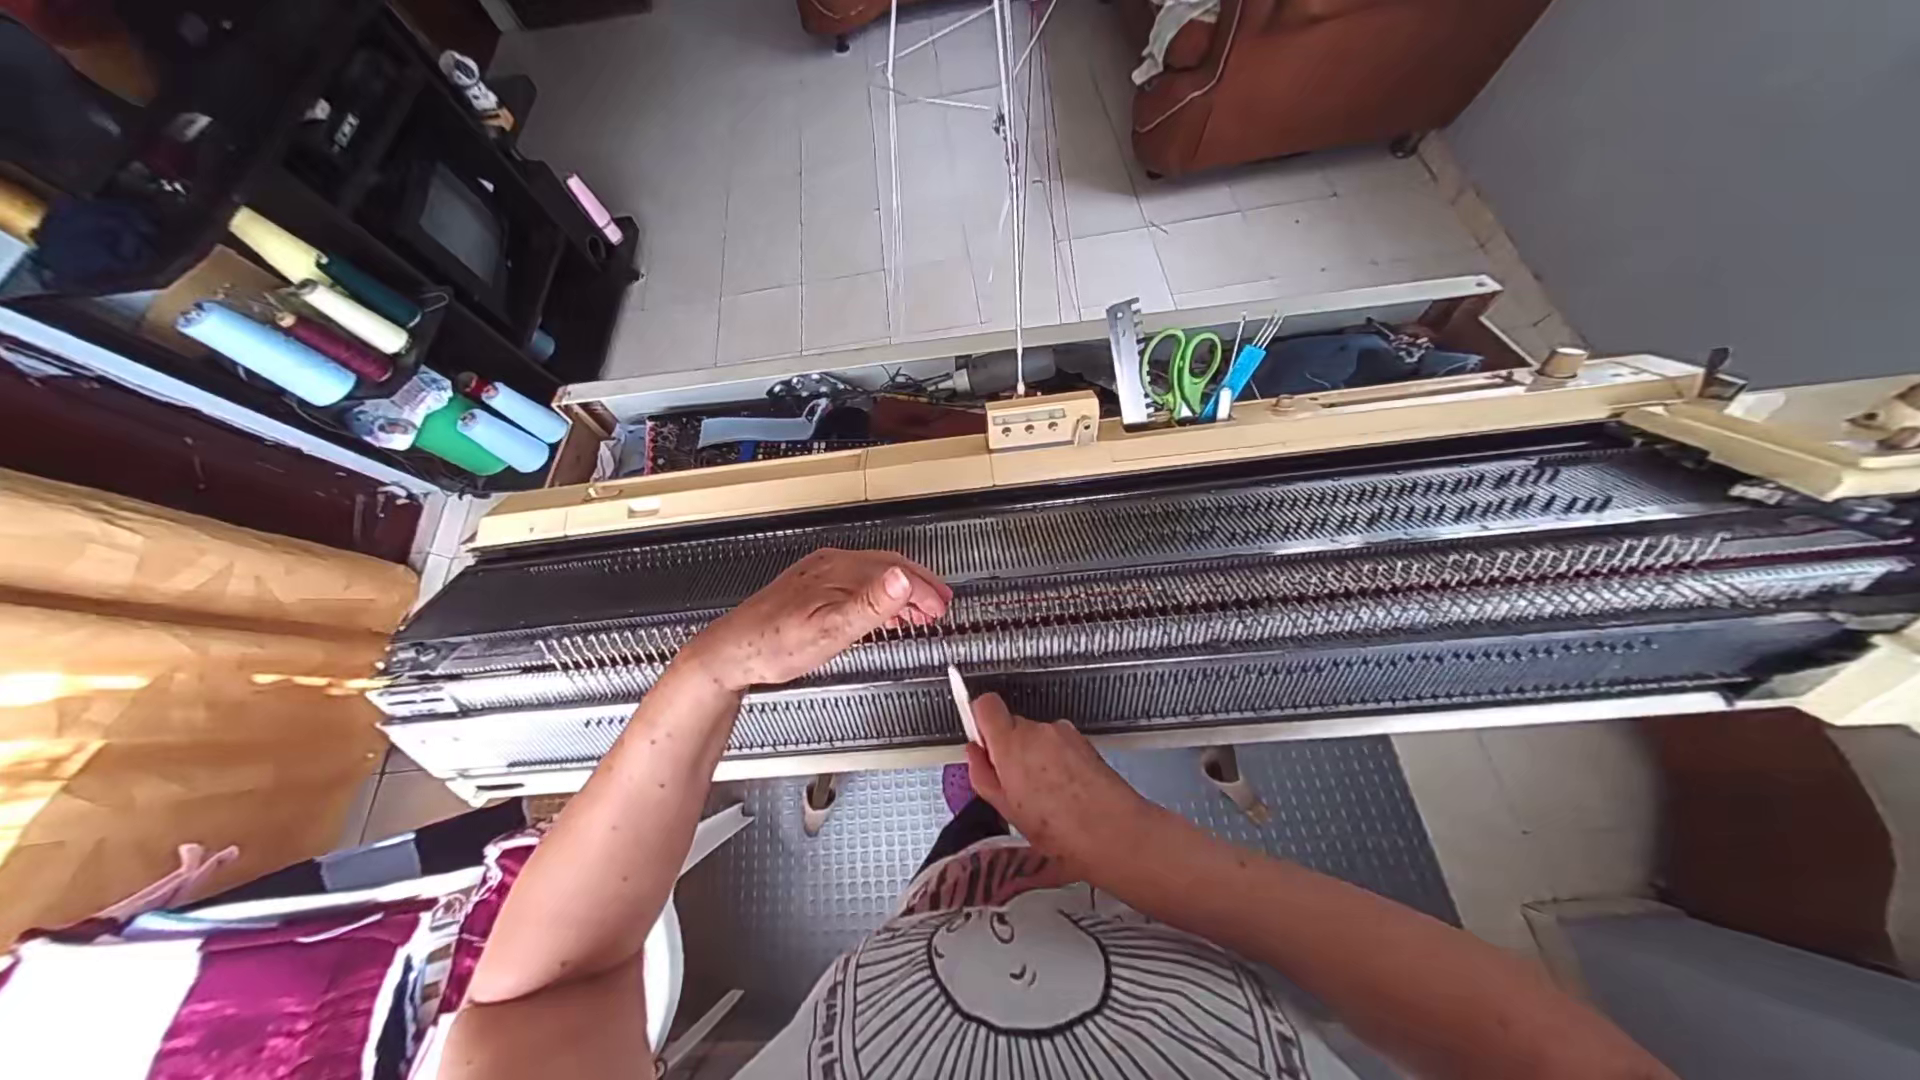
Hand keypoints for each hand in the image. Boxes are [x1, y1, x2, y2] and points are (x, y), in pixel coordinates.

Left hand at [678, 548, 950, 691]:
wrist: (730, 653)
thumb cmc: (773, 645)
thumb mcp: (830, 630)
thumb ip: (871, 605)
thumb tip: (903, 579)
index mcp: (838, 570)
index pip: (895, 571)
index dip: (923, 589)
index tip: (940, 606)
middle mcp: (830, 566)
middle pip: (887, 567)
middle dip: (918, 586)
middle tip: (939, 604)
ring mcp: (819, 576)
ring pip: (872, 575)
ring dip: (900, 591)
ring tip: (918, 610)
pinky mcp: (812, 589)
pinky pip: (857, 584)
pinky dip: (878, 596)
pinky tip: (878, 612)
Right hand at [965, 693, 1158, 877]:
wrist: (1112, 831)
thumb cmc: (1061, 829)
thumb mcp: (1007, 810)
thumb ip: (983, 775)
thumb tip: (974, 755)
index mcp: (1010, 744)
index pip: (985, 704)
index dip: (980, 719)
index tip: (982, 741)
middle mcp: (1036, 730)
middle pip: (1011, 724)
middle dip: (1009, 747)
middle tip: (1015, 782)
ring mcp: (1062, 732)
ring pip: (1036, 735)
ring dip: (1035, 754)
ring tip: (1045, 791)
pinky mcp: (1082, 739)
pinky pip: (1058, 742)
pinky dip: (1056, 758)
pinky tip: (1064, 788)